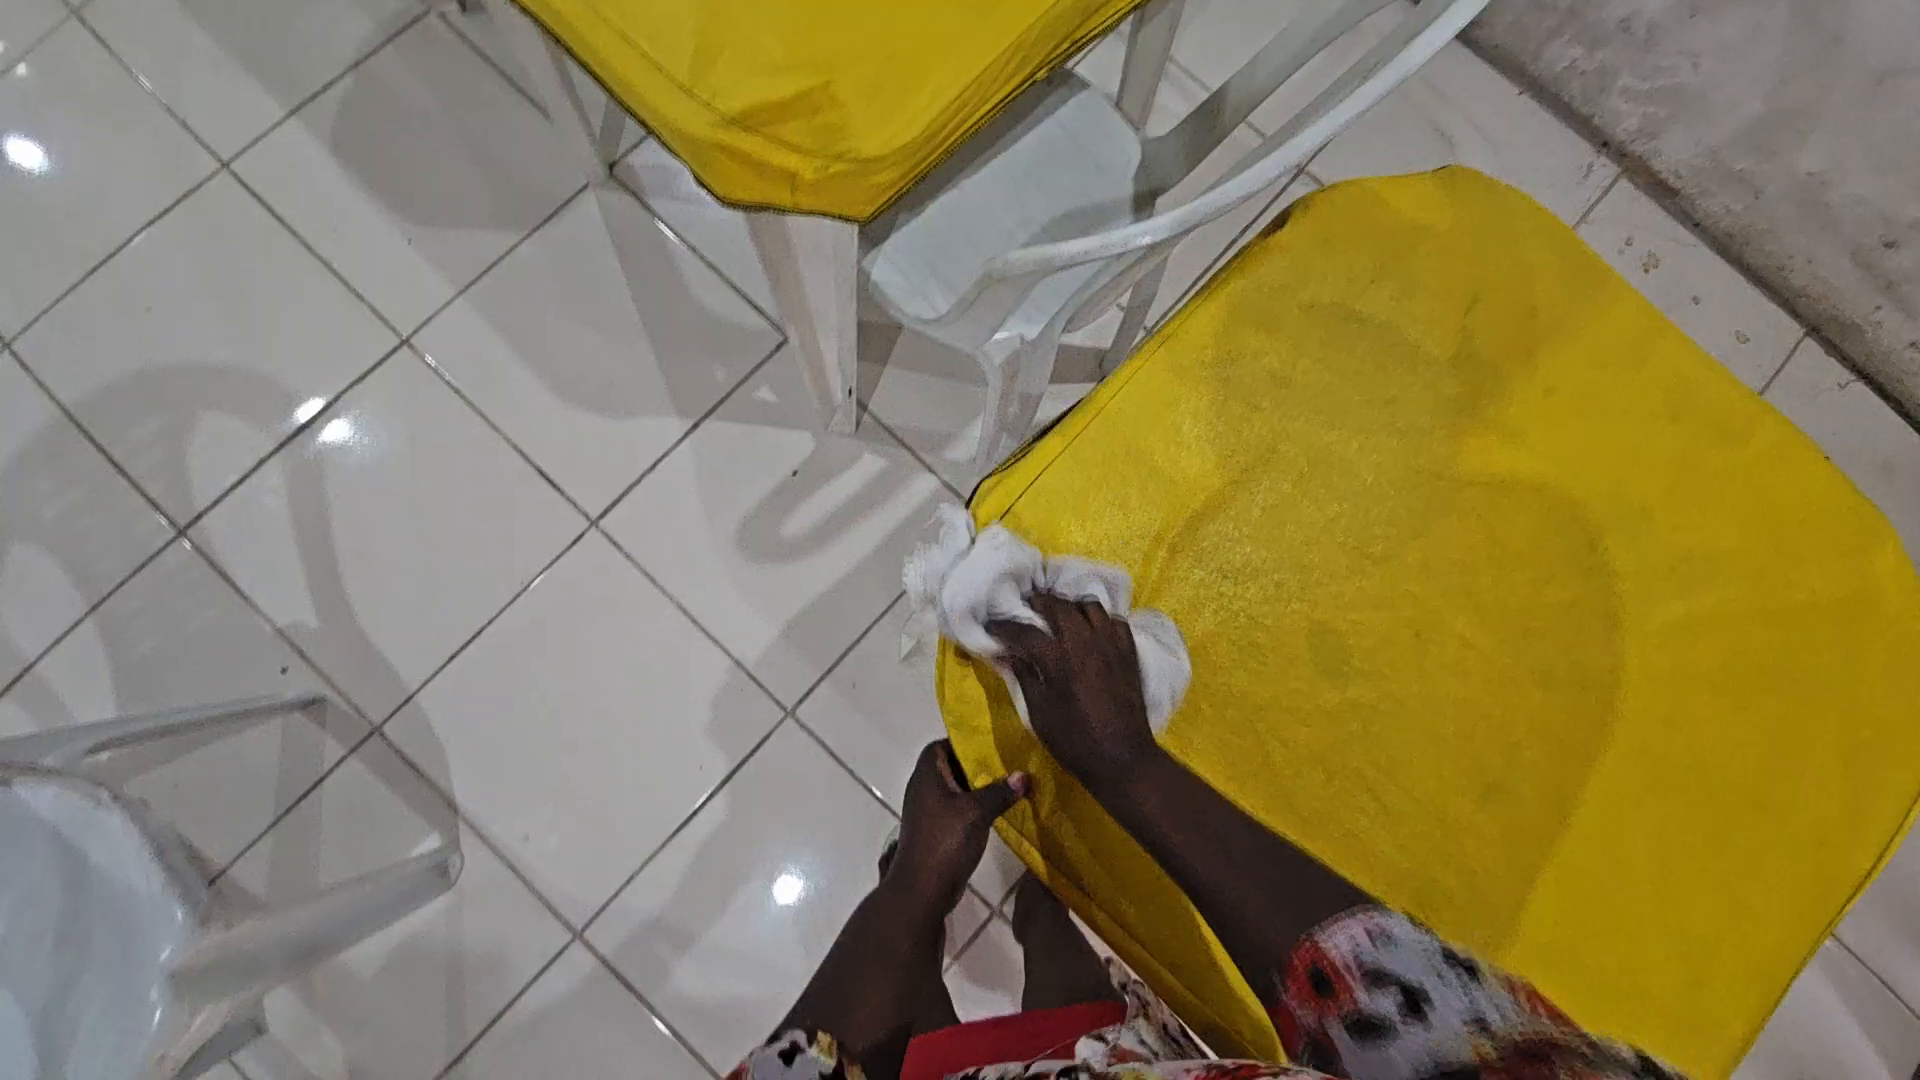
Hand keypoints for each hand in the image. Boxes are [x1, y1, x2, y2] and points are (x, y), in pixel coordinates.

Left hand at [889, 740, 1028, 913]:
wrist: (923, 889)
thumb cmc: (946, 840)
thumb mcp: (977, 812)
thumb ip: (1000, 791)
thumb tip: (1024, 775)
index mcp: (927, 775)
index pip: (940, 745)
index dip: (962, 743)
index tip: (989, 747)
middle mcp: (923, 788)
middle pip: (949, 766)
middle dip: (976, 766)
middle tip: (1005, 766)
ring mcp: (928, 811)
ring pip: (954, 790)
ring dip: (977, 789)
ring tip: (1007, 787)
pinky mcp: (935, 830)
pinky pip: (955, 809)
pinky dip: (972, 807)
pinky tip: (996, 812)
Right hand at [989, 593, 1159, 789]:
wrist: (1122, 758)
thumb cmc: (1075, 741)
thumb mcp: (1039, 713)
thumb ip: (1025, 677)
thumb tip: (1010, 654)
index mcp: (1058, 661)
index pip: (1025, 632)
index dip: (1005, 627)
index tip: (993, 626)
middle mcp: (1085, 643)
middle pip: (1059, 606)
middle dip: (1038, 602)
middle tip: (1027, 607)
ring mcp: (1110, 644)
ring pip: (1090, 606)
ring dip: (1071, 606)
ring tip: (1061, 615)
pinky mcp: (1128, 651)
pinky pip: (1114, 620)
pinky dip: (1100, 619)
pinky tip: (1091, 630)